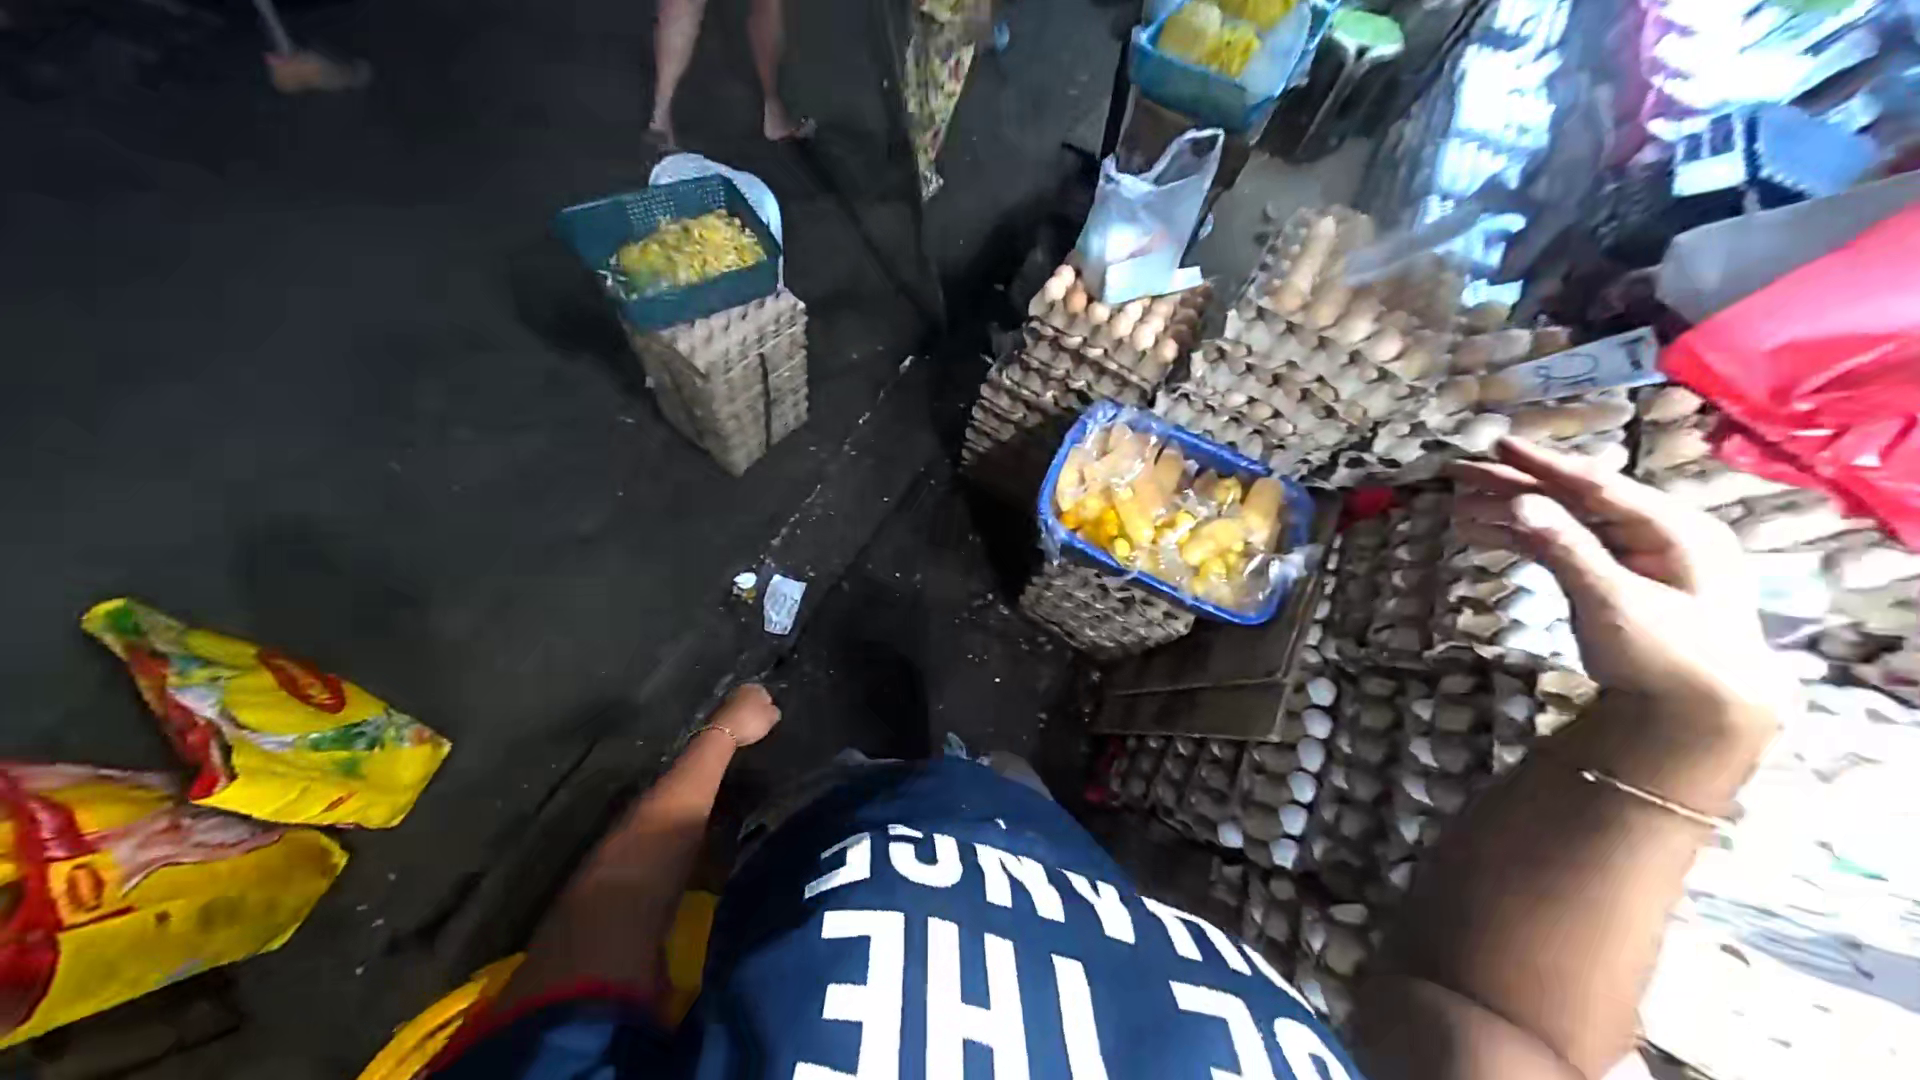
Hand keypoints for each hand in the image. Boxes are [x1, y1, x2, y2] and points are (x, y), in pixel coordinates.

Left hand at [709, 683, 780, 746]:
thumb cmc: (750, 722)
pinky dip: (734, 720)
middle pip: (752, 699)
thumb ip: (774, 711)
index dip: (768, 707)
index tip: (768, 718)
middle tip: (758, 722)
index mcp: (755, 686)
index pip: (767, 694)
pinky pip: (731, 714)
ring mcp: (726, 699)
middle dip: (754, 709)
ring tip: (746, 727)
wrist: (721, 733)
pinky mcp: (715, 710)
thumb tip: (771, 710)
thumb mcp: (772, 718)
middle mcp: (740, 688)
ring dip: (743, 714)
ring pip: (740, 706)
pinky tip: (736, 729)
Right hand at [1449, 438, 1785, 728]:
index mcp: (1674, 529)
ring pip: (1561, 521)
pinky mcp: (1611, 577)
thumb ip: (1567, 548)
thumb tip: (1521, 502)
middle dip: (1514, 485)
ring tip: (1458, 506)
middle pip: (1572, 499)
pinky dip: (1520, 538)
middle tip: (1458, 472)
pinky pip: (1560, 546)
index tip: (1497, 445)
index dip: (1544, 464)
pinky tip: (1481, 533)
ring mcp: (1633, 555)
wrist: (1697, 714)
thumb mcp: (1612, 601)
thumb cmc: (1665, 656)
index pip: (1596, 485)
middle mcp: (1655, 533)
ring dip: (1509, 513)